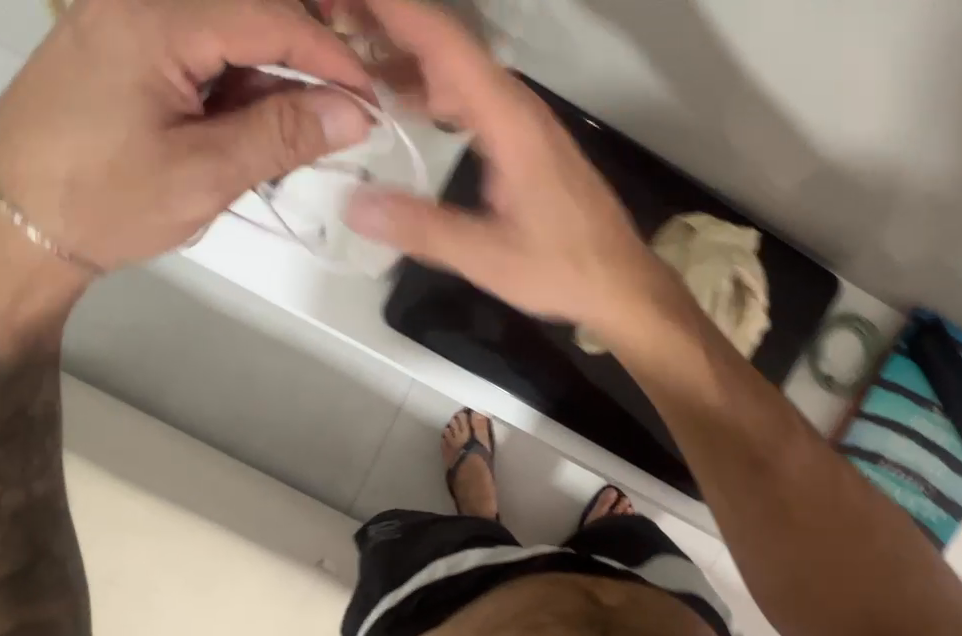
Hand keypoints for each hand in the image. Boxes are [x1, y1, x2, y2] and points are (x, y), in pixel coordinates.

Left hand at [0, 0, 376, 271]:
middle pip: (246, 15)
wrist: (11, 221)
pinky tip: (244, 129)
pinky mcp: (114, 42)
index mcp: (153, 19)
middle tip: (339, 121)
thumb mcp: (204, 174)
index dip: (330, 58)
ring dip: (265, 81)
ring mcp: (120, 16)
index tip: (372, 101)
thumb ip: (281, 135)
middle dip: (301, 66)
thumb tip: (352, 114)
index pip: (268, 17)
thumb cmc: (103, 201)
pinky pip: (193, 48)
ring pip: (223, 34)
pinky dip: (230, 86)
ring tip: (289, 140)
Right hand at [341, 0, 671, 340]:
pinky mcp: (533, 146)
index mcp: (511, 123)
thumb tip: (357, 206)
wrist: (621, 284)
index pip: (448, 45)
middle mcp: (521, 111)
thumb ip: (423, 229)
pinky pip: (480, 101)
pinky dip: (441, 95)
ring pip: (466, 76)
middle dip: (395, 33)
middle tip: (340, 33)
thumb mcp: (488, 256)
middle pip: (453, 51)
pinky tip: (417, 113)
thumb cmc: (565, 269)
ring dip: (416, 66)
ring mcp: (530, 126)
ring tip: (364, 72)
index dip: (399, 13)